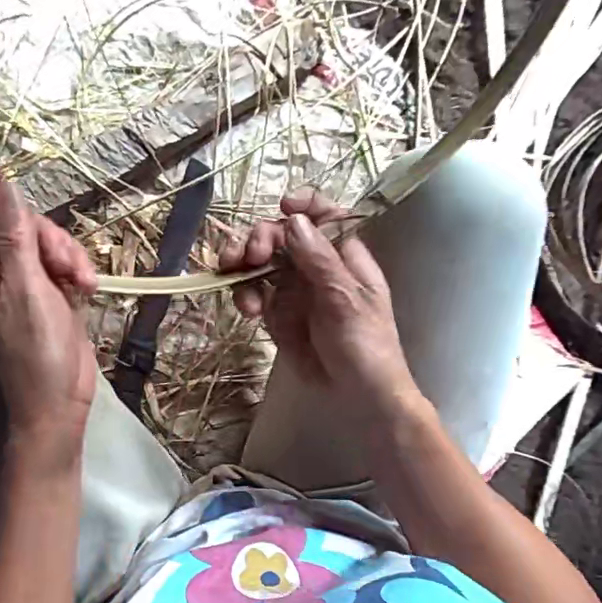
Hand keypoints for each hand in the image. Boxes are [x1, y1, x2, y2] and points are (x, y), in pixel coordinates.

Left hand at [0, 159, 98, 457]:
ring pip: (49, 243)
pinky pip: (68, 264)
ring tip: (81, 283)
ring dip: (70, 255)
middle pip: (20, 224)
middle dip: (49, 236)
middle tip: (63, 264)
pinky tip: (89, 290)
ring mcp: (32, 282)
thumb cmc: (35, 353)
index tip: (1, 167)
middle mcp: (2, 271)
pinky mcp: (57, 294)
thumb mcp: (27, 291)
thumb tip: (4, 190)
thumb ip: (15, 239)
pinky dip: (80, 271)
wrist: (60, 400)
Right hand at [219, 187, 419, 419]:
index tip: (282, 206)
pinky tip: (247, 309)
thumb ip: (319, 260)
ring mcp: (296, 291)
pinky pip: (256, 295)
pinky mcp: (279, 316)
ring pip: (262, 263)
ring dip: (244, 265)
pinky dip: (246, 296)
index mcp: (344, 256)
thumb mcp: (346, 299)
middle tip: (250, 256)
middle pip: (282, 236)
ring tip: (235, 277)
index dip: (305, 205)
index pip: (325, 216)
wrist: (359, 397)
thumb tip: (294, 220)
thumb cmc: (366, 345)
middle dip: (261, 238)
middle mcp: (317, 267)